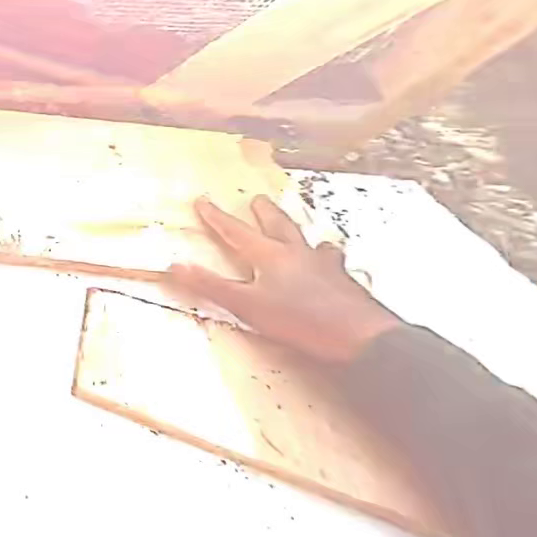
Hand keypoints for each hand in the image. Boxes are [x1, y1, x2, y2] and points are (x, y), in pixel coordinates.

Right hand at [168, 196, 401, 363]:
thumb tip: (175, 265)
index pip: (236, 232)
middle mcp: (297, 253)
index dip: (216, 218)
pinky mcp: (345, 282)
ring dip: (300, 233)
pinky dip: (328, 258)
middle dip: (264, 213)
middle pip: (278, 226)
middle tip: (258, 199)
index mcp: (270, 256)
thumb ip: (211, 286)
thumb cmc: (300, 320)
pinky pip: (333, 262)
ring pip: (309, 241)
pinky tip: (333, 262)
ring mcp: (325, 266)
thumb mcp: (247, 306)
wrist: (362, 336)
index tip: (203, 201)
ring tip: (303, 231)